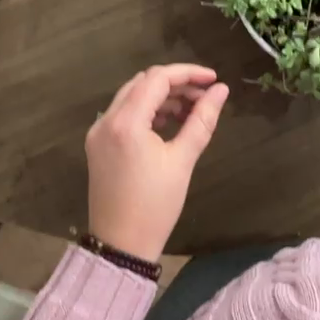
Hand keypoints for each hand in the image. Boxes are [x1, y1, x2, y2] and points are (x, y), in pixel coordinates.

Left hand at [85, 64, 229, 261]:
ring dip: (162, 96)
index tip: (214, 80)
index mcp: (126, 122)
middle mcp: (106, 120)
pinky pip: (124, 114)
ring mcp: (98, 132)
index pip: (157, 79)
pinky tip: (170, 122)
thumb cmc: (155, 205)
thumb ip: (202, 120)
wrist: (121, 245)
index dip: (188, 73)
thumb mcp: (183, 160)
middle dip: (176, 83)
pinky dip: (147, 111)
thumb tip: (221, 91)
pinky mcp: (98, 145)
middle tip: (205, 95)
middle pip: (142, 83)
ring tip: (192, 110)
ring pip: (132, 96)